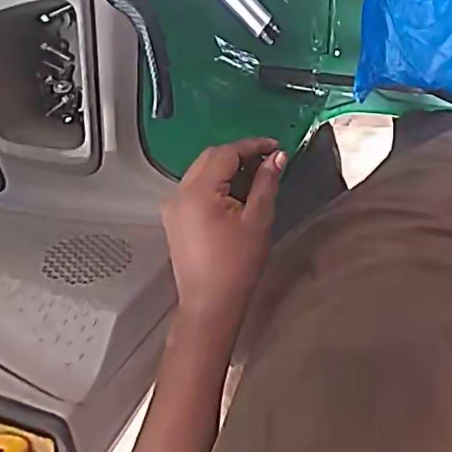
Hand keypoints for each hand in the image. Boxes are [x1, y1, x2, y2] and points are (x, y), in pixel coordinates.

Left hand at [160, 138, 284, 323]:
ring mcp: (173, 207)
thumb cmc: (237, 264)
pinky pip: (195, 187)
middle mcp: (179, 193)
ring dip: (228, 167)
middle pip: (210, 157)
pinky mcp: (175, 219)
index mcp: (198, 191)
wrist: (210, 305)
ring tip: (256, 174)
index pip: (226, 153)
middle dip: (240, 153)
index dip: (253, 146)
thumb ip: (266, 182)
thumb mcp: (258, 219)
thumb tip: (277, 157)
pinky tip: (236, 192)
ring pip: (201, 170)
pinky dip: (216, 181)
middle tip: (269, 158)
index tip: (276, 146)